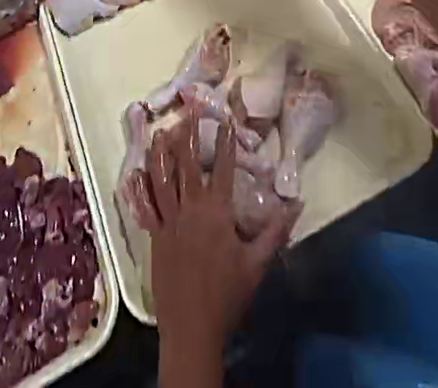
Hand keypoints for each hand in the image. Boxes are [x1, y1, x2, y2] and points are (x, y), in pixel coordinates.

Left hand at [142, 119, 295, 369]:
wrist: (191, 327)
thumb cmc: (227, 294)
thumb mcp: (257, 263)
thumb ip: (276, 231)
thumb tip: (298, 204)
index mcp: (217, 212)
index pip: (224, 168)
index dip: (226, 142)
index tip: (226, 119)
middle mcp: (190, 208)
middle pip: (187, 164)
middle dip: (188, 134)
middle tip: (188, 111)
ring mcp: (169, 221)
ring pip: (162, 178)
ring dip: (161, 153)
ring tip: (161, 132)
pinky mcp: (155, 235)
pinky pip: (147, 204)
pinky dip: (143, 185)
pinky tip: (139, 171)